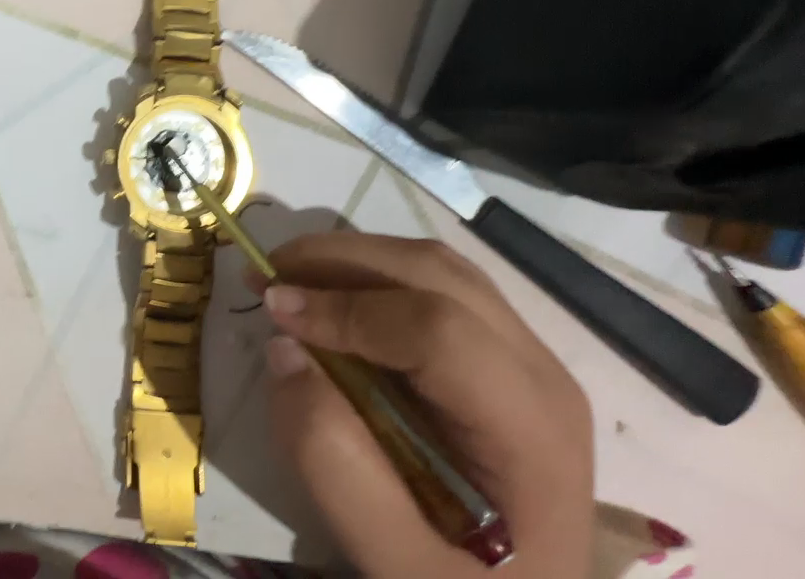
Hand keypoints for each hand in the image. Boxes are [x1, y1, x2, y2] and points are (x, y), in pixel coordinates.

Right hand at [249, 231, 593, 577]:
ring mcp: (528, 359)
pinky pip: (436, 285)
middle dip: (340, 260)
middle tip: (264, 273)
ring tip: (285, 274)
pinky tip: (327, 294)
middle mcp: (541, 375)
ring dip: (353, 257)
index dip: (345, 308)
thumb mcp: (393, 561)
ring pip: (437, 267)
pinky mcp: (503, 355)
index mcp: (528, 431)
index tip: (269, 309)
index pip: (438, 331)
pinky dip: (371, 272)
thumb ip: (333, 463)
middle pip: (437, 276)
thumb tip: (285, 352)